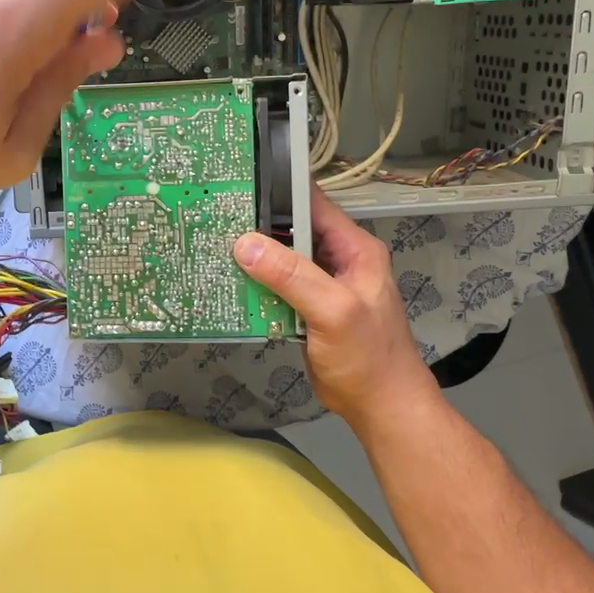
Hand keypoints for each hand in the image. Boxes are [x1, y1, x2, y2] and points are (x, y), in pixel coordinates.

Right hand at [234, 186, 440, 425]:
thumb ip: (292, 275)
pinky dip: (255, 285)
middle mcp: (338, 260)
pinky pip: (277, 287)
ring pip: (281, 260)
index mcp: (354, 249)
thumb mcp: (332, 310)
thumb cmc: (368, 357)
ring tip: (212, 242)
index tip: (240, 184)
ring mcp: (322, 285)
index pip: (313, 204)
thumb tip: (245, 244)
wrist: (381, 408)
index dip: (279, 191)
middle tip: (215, 215)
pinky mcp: (307, 308)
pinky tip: (227, 281)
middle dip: (257, 225)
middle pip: (292, 231)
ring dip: (253, 257)